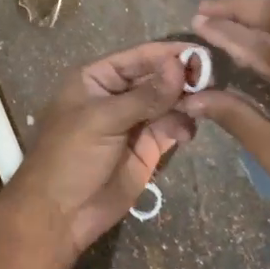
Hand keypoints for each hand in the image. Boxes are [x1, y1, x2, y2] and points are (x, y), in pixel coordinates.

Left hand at [0, 41, 197, 260]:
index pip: (139, 57)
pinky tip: (187, 132)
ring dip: (186, 101)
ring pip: (168, 102)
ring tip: (201, 106)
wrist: (59, 217)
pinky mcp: (147, 148)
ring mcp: (134, 122)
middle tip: (210, 79)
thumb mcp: (103, 120)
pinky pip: (171, 127)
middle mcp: (118, 95)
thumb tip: (180, 65)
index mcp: (97, 78)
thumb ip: (145, 95)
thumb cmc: (70, 157)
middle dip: (182, 78)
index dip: (168, 54)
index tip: (201, 51)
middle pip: (157, 78)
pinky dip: (183, 125)